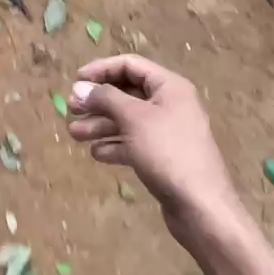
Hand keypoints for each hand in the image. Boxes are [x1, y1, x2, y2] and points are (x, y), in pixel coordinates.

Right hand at [67, 55, 237, 219]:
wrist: (202, 209)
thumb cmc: (167, 152)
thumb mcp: (133, 118)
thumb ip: (104, 98)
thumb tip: (79, 87)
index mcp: (169, 87)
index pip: (130, 65)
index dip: (101, 69)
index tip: (76, 80)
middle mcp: (170, 105)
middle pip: (126, 93)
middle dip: (97, 101)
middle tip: (71, 109)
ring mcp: (168, 132)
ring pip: (127, 120)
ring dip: (100, 124)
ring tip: (75, 135)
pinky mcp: (164, 157)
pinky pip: (134, 143)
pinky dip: (115, 145)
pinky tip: (97, 153)